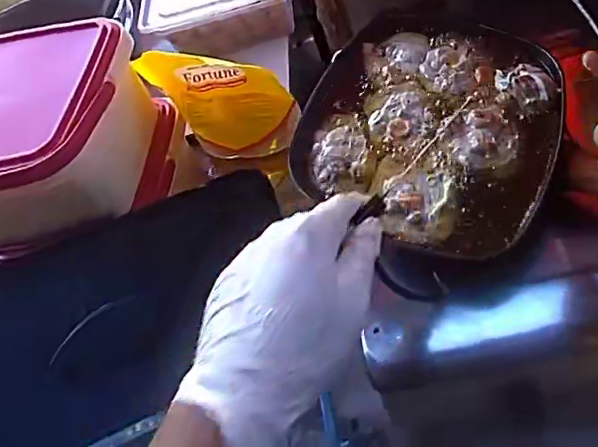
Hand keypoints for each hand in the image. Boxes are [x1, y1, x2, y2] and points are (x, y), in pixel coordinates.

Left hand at [174, 193, 381, 446]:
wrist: (239, 395)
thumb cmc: (307, 345)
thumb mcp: (353, 299)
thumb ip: (365, 252)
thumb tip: (370, 225)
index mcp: (310, 232)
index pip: (343, 202)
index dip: (362, 210)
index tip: (371, 227)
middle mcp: (275, 233)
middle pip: (314, 222)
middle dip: (332, 240)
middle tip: (343, 273)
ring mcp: (246, 255)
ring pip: (287, 243)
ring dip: (303, 257)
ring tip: (309, 294)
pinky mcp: (226, 280)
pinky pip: (263, 263)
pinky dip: (276, 274)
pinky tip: (279, 307)